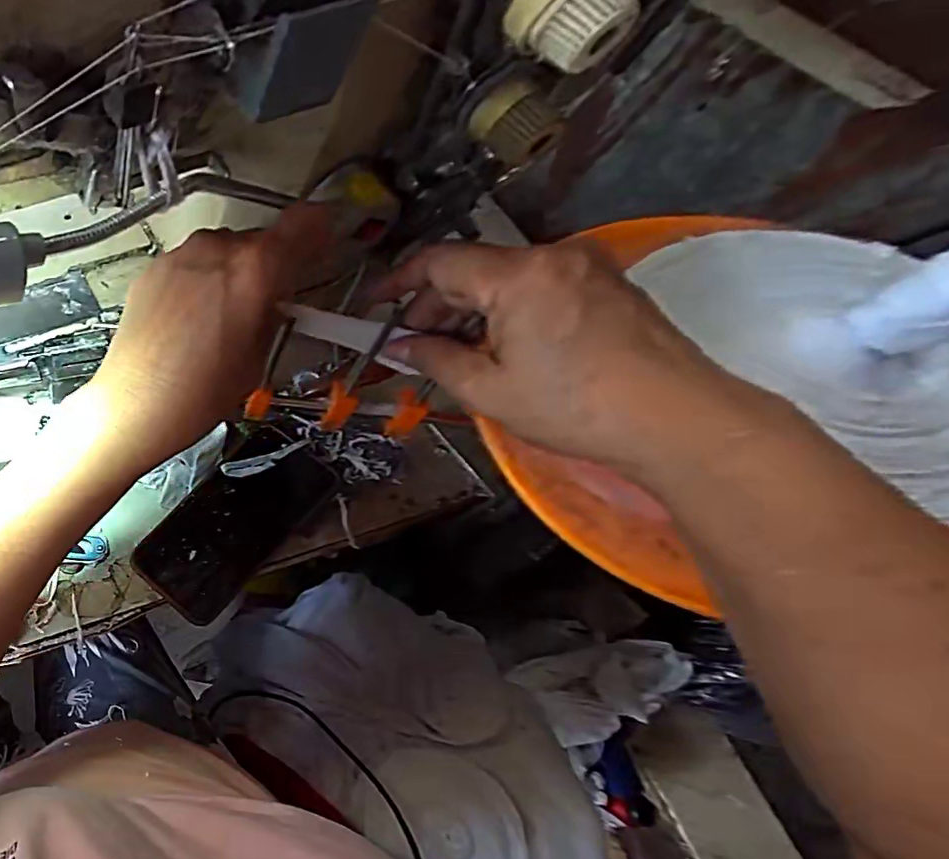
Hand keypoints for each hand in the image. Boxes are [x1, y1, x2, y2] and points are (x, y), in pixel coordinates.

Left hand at [81, 202, 331, 471]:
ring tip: (218, 320)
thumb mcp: (258, 358)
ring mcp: (178, 259)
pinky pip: (186, 267)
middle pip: (257, 240)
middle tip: (263, 302)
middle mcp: (215, 251)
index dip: (319, 230)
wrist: (135, 406)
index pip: (305, 222)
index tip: (321, 241)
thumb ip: (273, 314)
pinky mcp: (150, 273)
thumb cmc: (194, 394)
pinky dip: (194, 284)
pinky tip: (188, 322)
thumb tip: (275, 301)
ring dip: (226, 275)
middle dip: (266, 266)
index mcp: (256, 268)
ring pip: (218, 253)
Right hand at [375, 239, 758, 470]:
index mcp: (520, 276)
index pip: (440, 261)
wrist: (671, 417)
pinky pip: (533, 286)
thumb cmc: (570, 405)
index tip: (372, 304)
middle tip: (410, 346)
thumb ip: (432, 358)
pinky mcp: (602, 282)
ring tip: (448, 354)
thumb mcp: (484, 388)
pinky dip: (500, 311)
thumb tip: (399, 346)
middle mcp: (554, 257)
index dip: (397, 280)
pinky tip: (490, 347)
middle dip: (432, 305)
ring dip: (465, 311)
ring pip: (501, 278)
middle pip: (471, 268)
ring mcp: (584, 266)